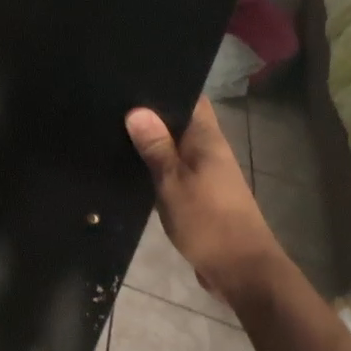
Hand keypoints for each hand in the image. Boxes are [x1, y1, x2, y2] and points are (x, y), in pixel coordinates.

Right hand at [125, 98, 287, 307]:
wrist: (241, 271)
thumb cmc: (208, 221)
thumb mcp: (173, 181)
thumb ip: (156, 146)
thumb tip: (137, 110)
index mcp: (207, 140)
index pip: (190, 99)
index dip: (166, 85)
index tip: (132, 78)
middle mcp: (209, 152)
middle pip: (179, 122)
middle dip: (150, 114)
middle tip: (109, 104)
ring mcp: (205, 175)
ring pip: (174, 147)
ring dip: (150, 142)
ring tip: (111, 131)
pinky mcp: (198, 196)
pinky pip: (173, 170)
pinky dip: (154, 167)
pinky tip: (129, 168)